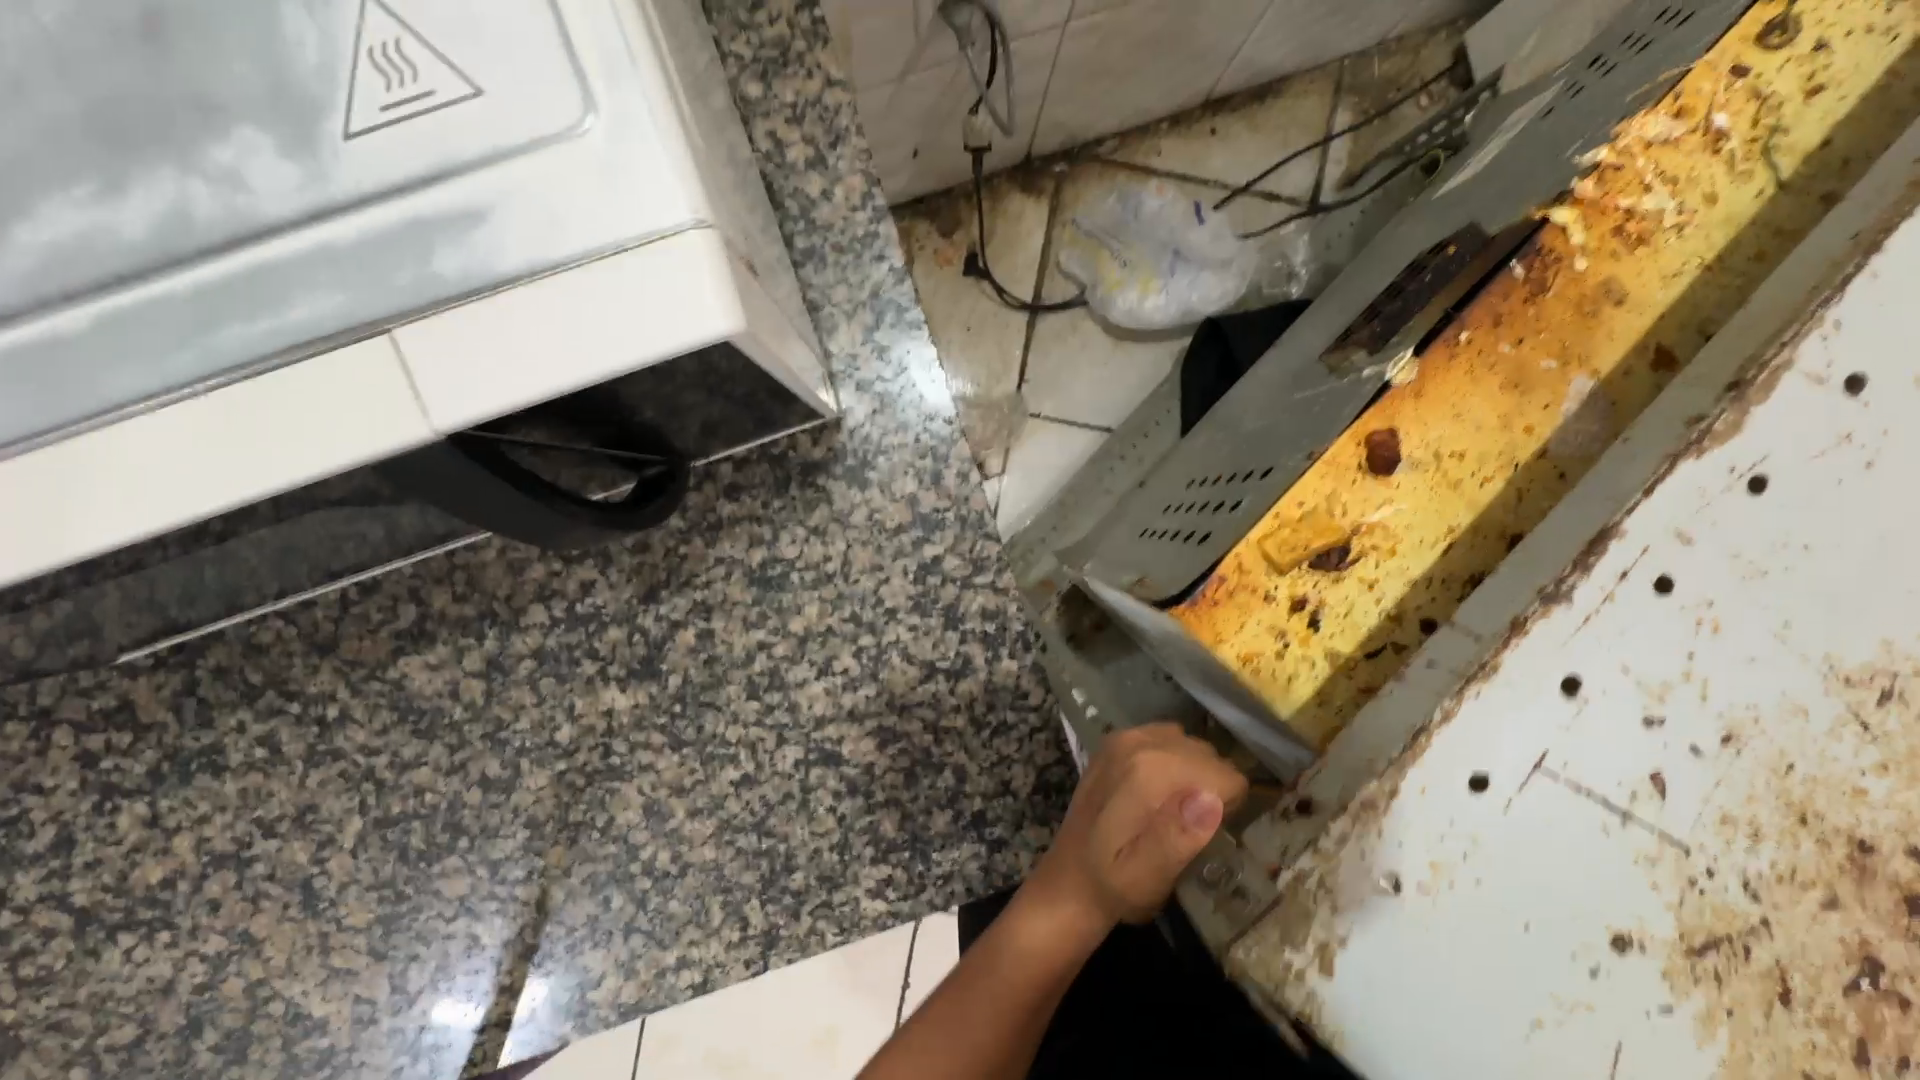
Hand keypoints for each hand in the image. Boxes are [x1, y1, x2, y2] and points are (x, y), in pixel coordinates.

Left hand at [1026, 722, 1247, 932]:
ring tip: (1171, 812)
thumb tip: (1210, 800)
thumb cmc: (1113, 887)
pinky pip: (1168, 741)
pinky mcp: (1116, 741)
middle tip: (1186, 828)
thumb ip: (1179, 838)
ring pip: (1192, 746)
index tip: (1204, 835)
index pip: (1226, 776)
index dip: (1225, 808)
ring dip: (1193, 776)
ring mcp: (1124, 737)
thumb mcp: (1149, 879)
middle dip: (1210, 790)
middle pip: (1209, 757)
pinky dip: (1173, 763)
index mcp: (1149, 772)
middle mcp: (1137, 742)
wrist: (1068, 882)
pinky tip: (1156, 794)